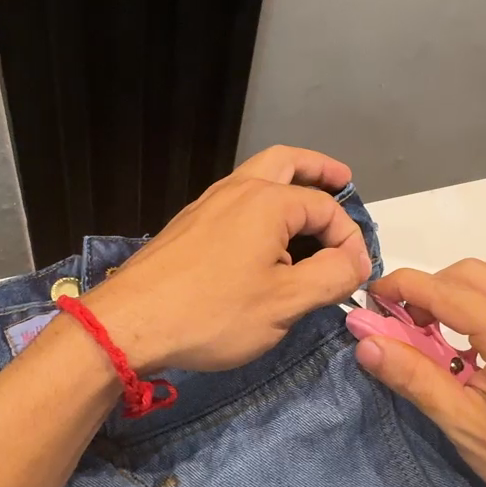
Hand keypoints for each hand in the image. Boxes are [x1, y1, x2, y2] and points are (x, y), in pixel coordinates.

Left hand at [82, 146, 371, 373]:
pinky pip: (236, 204)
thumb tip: (357, 261)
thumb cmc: (213, 312)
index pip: (326, 207)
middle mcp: (237, 191)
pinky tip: (267, 247)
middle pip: (286, 162)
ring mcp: (207, 206)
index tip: (358, 274)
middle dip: (318, 169)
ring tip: (309, 217)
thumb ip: (331, 276)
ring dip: (288, 187)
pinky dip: (263, 210)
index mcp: (267, 201)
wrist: (127, 324)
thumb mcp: (286, 301)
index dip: (351, 238)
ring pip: (257, 180)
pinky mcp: (188, 227)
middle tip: (343, 180)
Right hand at [352, 259, 485, 486]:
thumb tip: (366, 342)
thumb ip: (415, 378)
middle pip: (467, 272)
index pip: (444, 290)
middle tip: (405, 327)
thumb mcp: (465, 426)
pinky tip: (474, 333)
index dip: (400, 287)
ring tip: (438, 327)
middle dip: (427, 289)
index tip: (370, 299)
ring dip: (457, 287)